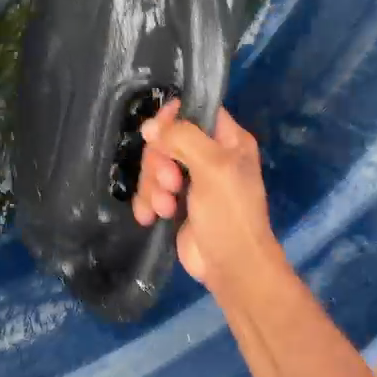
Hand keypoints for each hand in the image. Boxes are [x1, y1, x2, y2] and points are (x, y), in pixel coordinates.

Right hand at [132, 103, 286, 291]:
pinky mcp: (175, 203)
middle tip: (171, 183)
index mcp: (228, 140)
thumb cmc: (230, 212)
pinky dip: (146, 202)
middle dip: (160, 162)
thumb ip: (182, 138)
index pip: (195, 111)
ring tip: (164, 207)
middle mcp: (210, 156)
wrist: (230, 265)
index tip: (156, 134)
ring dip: (152, 186)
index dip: (172, 118)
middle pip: (167, 139)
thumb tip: (150, 126)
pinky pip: (150, 190)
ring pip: (154, 166)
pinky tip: (150, 217)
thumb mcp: (213, 166)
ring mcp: (191, 181)